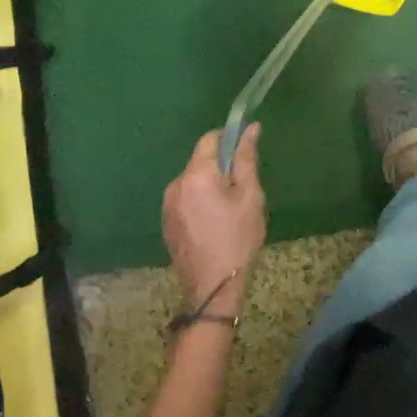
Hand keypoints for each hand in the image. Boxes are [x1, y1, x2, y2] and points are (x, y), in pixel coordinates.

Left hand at [162, 125, 266, 310]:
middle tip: (241, 190)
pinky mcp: (166, 222)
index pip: (209, 139)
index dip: (228, 139)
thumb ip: (247, 159)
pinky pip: (185, 198)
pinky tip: (213, 223)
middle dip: (220, 167)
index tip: (244, 156)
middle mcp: (176, 184)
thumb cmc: (238, 239)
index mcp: (197, 175)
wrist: (212, 289)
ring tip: (228, 210)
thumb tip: (250, 128)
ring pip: (193, 180)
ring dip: (209, 185)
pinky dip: (199, 201)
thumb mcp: (250, 197)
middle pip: (200, 161)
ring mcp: (167, 205)